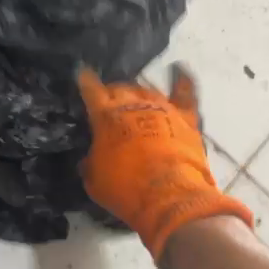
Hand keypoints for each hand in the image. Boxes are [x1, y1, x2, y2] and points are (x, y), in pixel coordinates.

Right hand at [77, 64, 251, 264]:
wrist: (170, 199)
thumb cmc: (126, 189)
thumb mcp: (94, 178)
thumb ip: (91, 160)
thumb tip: (91, 157)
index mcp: (105, 114)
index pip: (90, 89)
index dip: (84, 80)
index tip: (82, 73)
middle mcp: (133, 103)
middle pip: (121, 87)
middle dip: (113, 92)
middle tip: (110, 101)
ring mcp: (162, 107)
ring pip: (147, 89)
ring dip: (139, 92)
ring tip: (135, 96)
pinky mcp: (186, 118)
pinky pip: (185, 93)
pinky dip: (181, 80)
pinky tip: (178, 69)